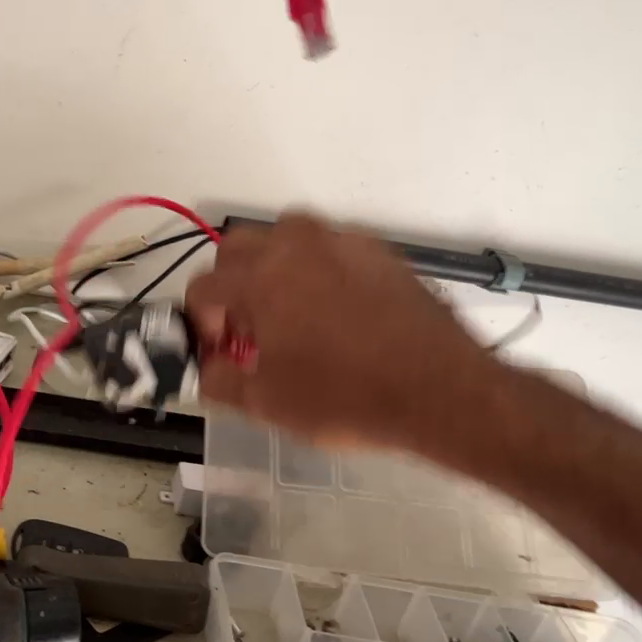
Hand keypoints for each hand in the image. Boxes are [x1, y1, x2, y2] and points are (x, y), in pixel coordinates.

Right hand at [186, 213, 511, 458]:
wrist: (441, 391)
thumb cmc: (345, 399)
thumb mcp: (266, 404)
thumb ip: (217, 380)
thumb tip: (208, 367)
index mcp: (261, 279)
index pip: (203, 287)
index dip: (201, 324)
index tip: (221, 353)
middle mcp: (297, 245)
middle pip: (237, 248)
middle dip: (230, 287)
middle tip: (248, 330)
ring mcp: (342, 241)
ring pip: (285, 237)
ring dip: (271, 269)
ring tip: (289, 314)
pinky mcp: (380, 251)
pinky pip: (330, 248)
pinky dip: (317, 270)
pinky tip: (335, 314)